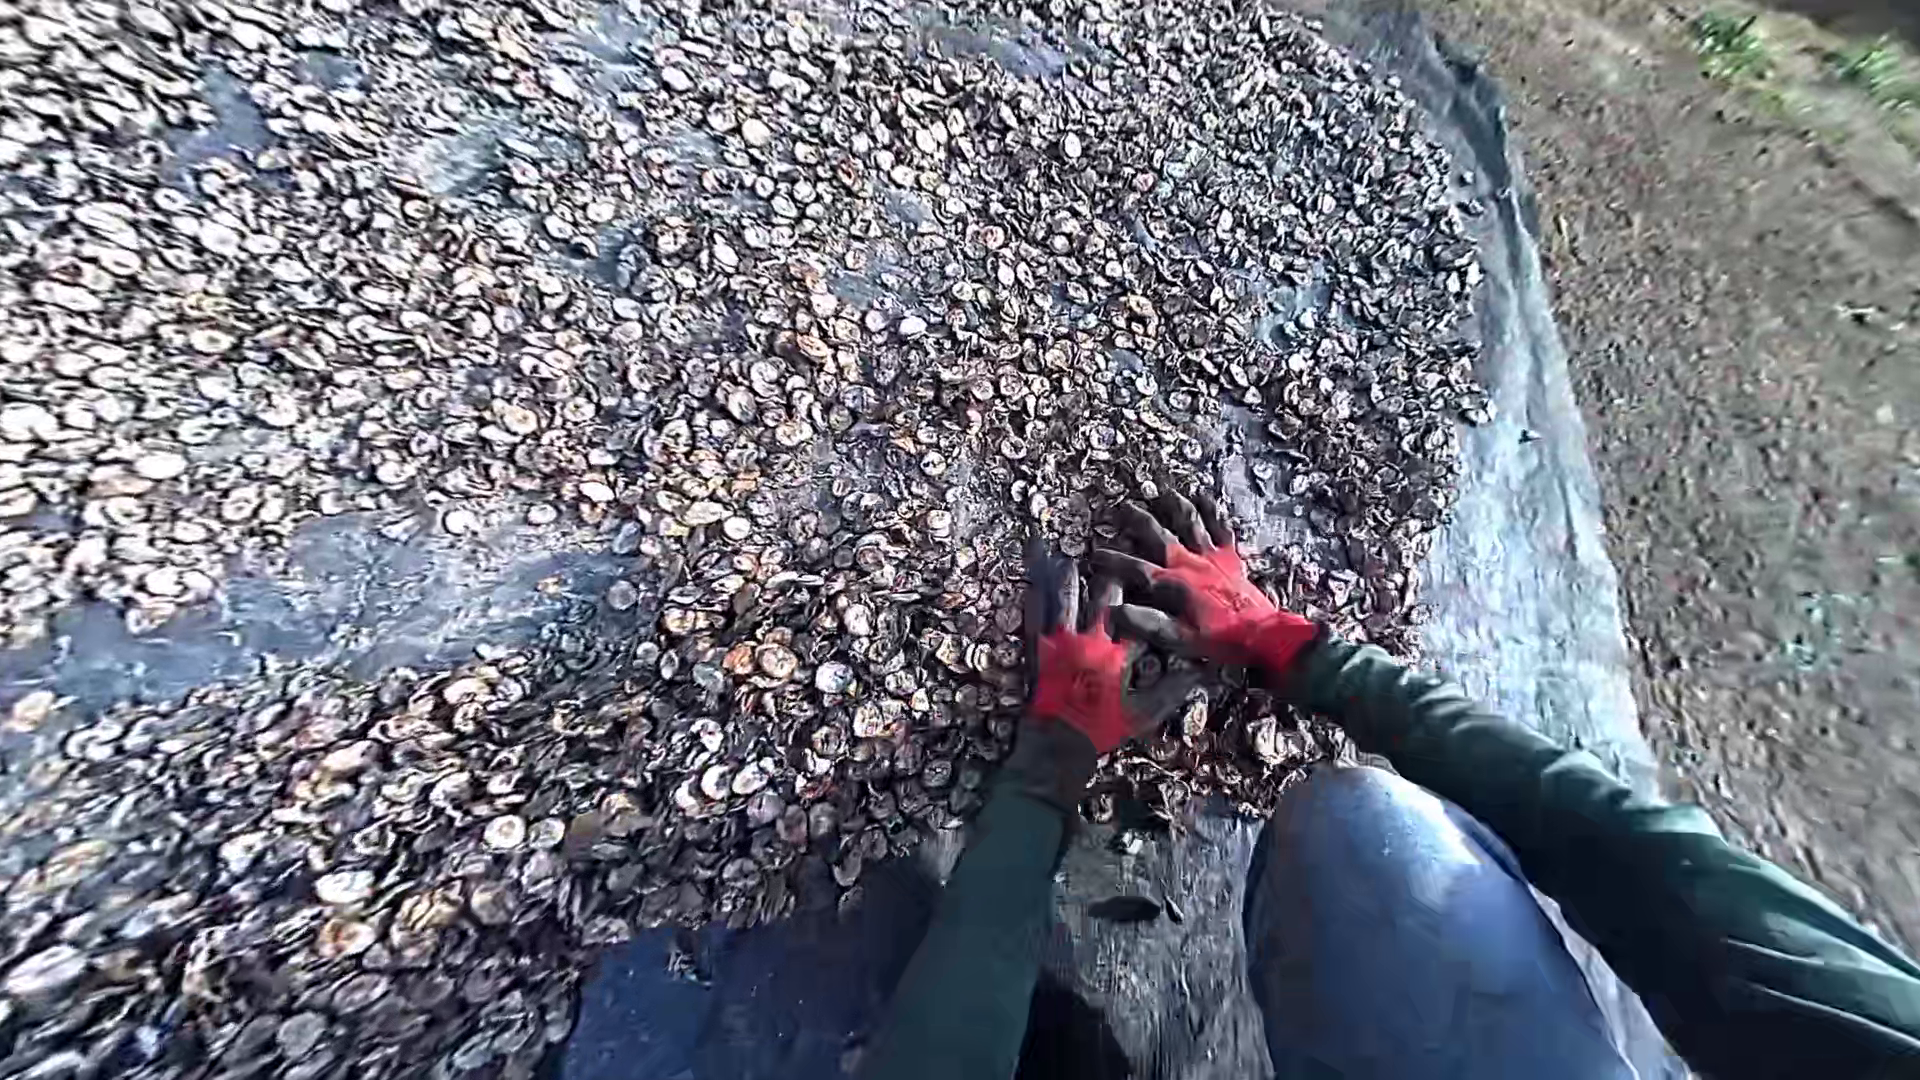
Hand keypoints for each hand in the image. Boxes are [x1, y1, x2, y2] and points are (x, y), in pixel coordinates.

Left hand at [1000, 541, 1200, 812]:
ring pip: (1066, 600)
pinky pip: (1036, 616)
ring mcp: (1060, 643)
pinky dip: (1036, 596)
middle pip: (1102, 599)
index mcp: (1117, 656)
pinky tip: (1035, 579)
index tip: (1150, 571)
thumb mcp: (1143, 714)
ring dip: (1069, 576)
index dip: (1144, 592)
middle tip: (1113, 551)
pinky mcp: (1038, 649)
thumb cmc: (1101, 729)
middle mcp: (1090, 643)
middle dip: (1110, 574)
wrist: (1057, 744)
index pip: (1136, 615)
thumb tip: (1201, 671)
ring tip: (1070, 555)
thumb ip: (1172, 690)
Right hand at [1092, 490, 1319, 676]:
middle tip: (1121, 508)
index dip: (1112, 560)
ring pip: (1188, 520)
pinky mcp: (1230, 555)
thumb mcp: (1179, 639)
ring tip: (1161, 492)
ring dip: (1172, 504)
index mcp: (1172, 583)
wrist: (1263, 634)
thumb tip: (1113, 611)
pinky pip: (1219, 524)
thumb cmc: (1220, 639)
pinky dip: (1211, 508)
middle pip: (1157, 533)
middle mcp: (1189, 562)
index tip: (1096, 555)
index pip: (1134, 567)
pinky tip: (1203, 495)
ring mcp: (1210, 555)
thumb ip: (1146, 623)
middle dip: (1136, 519)